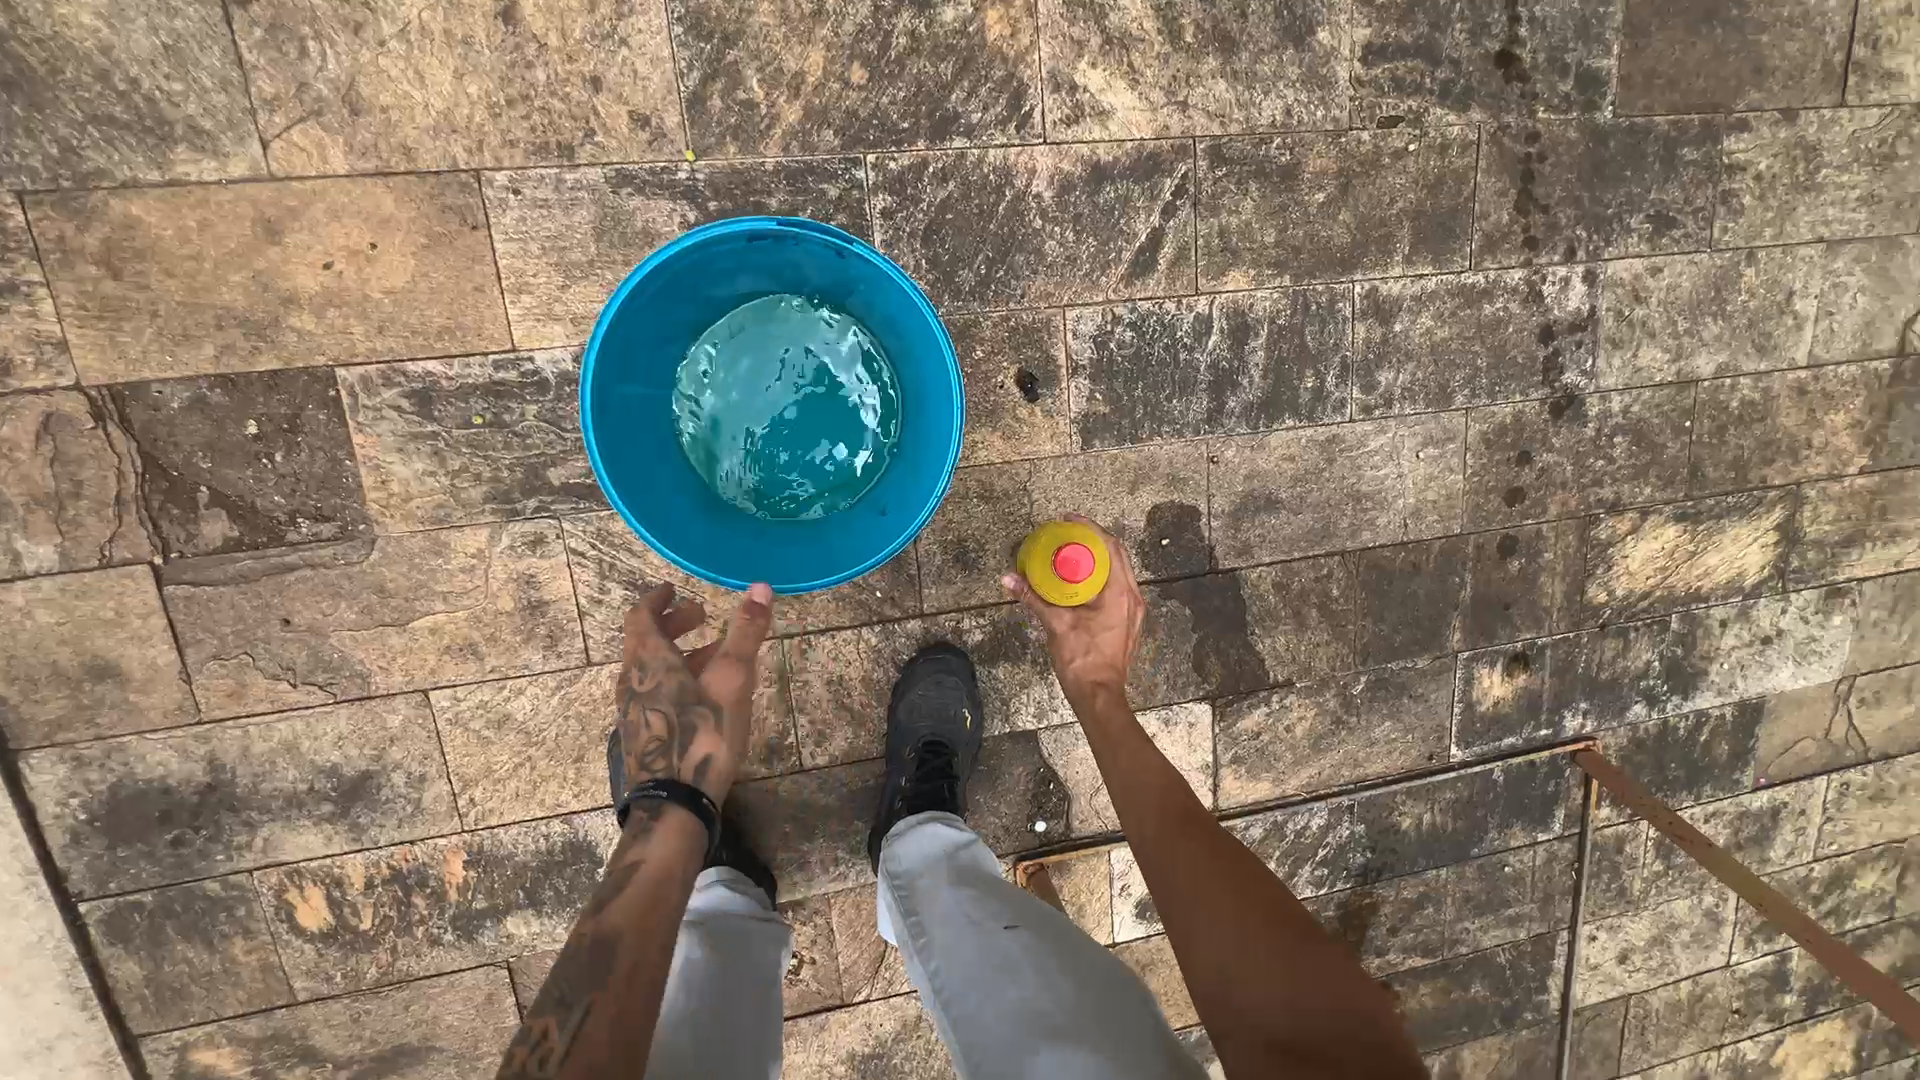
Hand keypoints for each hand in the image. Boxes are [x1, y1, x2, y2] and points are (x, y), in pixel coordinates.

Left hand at [616, 582, 773, 807]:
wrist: (674, 804)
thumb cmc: (703, 732)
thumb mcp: (732, 678)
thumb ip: (745, 632)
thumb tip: (760, 585)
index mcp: (647, 660)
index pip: (640, 615)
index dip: (657, 599)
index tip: (674, 589)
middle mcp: (632, 681)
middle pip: (646, 641)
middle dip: (674, 624)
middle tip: (702, 616)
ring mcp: (633, 711)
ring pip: (652, 669)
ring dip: (680, 653)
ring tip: (717, 655)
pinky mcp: (642, 734)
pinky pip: (656, 692)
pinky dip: (678, 678)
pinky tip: (707, 696)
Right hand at [1002, 514, 1143, 706]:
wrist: (1099, 696)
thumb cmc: (1082, 661)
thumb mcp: (1055, 625)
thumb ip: (1033, 598)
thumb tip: (1008, 578)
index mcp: (1120, 593)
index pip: (1110, 547)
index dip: (1091, 528)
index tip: (1069, 520)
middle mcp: (1132, 598)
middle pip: (1117, 556)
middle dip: (1093, 541)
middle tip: (1069, 533)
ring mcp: (1133, 611)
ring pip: (1119, 573)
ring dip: (1098, 559)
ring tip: (1073, 553)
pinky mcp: (1128, 622)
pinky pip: (1117, 589)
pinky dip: (1100, 578)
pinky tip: (1080, 581)